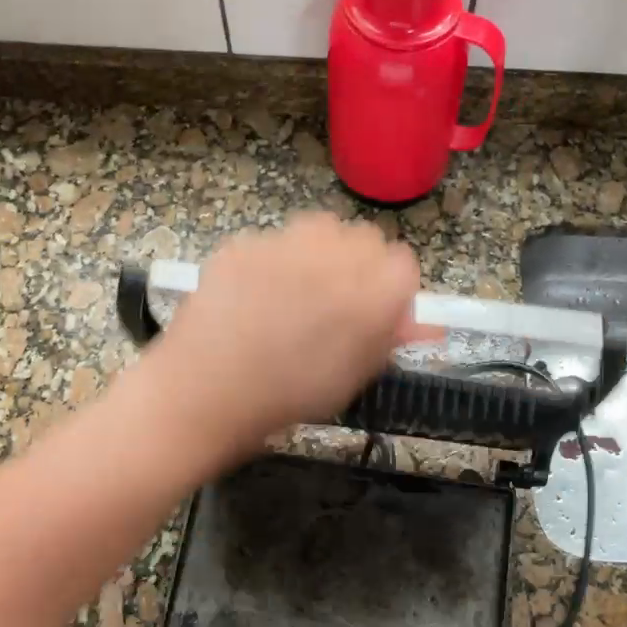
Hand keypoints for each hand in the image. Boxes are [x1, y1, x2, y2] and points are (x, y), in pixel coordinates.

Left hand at [141, 212, 432, 451]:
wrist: (206, 393)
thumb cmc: (289, 397)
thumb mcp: (352, 378)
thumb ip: (388, 339)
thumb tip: (420, 322)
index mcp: (372, 294)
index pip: (405, 264)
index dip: (394, 291)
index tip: (378, 316)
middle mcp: (335, 255)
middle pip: (367, 240)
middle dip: (361, 266)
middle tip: (339, 306)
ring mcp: (286, 242)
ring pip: (323, 229)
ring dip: (322, 254)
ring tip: (299, 294)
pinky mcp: (245, 241)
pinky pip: (276, 240)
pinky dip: (277, 261)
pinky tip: (257, 297)